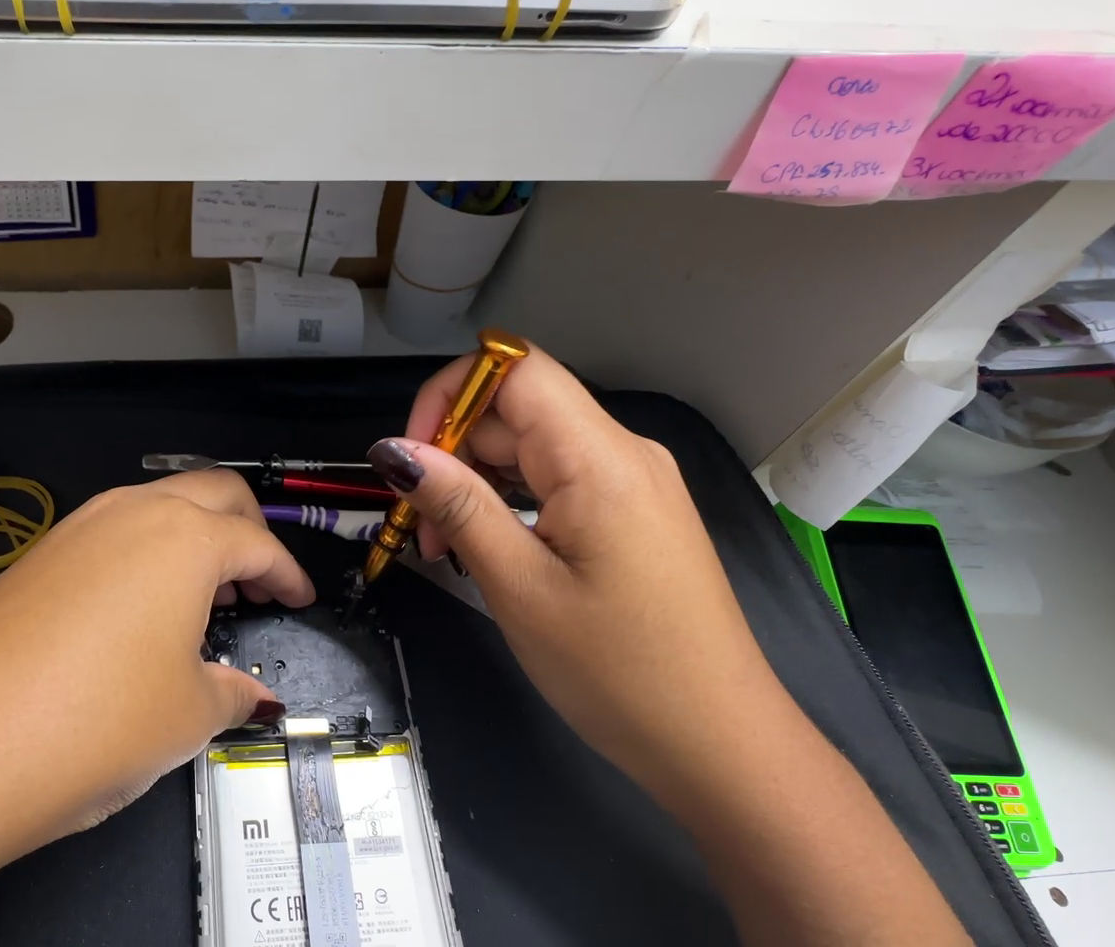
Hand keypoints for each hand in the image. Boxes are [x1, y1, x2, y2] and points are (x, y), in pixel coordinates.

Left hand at [0, 468, 314, 836]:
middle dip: (246, 529)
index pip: (258, 543)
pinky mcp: (39, 554)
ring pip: (156, 506)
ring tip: (203, 596)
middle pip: (211, 493)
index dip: (288, 573)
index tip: (301, 598)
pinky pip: (111, 533)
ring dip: (192, 537)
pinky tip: (138, 610)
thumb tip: (253, 696)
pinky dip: (144, 553)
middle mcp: (132, 513)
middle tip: (258, 581)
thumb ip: (232, 693)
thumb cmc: (99, 721)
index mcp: (185, 539)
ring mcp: (78, 527)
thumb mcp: (186, 716)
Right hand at [370, 344, 969, 946]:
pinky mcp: (633, 514)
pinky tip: (490, 549)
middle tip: (419, 525)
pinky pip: (557, 481)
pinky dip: (511, 503)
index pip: (513, 368)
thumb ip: (457, 505)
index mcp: (600, 458)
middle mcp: (622, 453)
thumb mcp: (519, 587)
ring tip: (448, 548)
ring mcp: (633, 483)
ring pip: (532, 448)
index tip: (410, 456)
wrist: (722, 748)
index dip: (449, 392)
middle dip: (453, 451)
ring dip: (477, 482)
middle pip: (517, 409)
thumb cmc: (618, 672)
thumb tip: (393, 449)